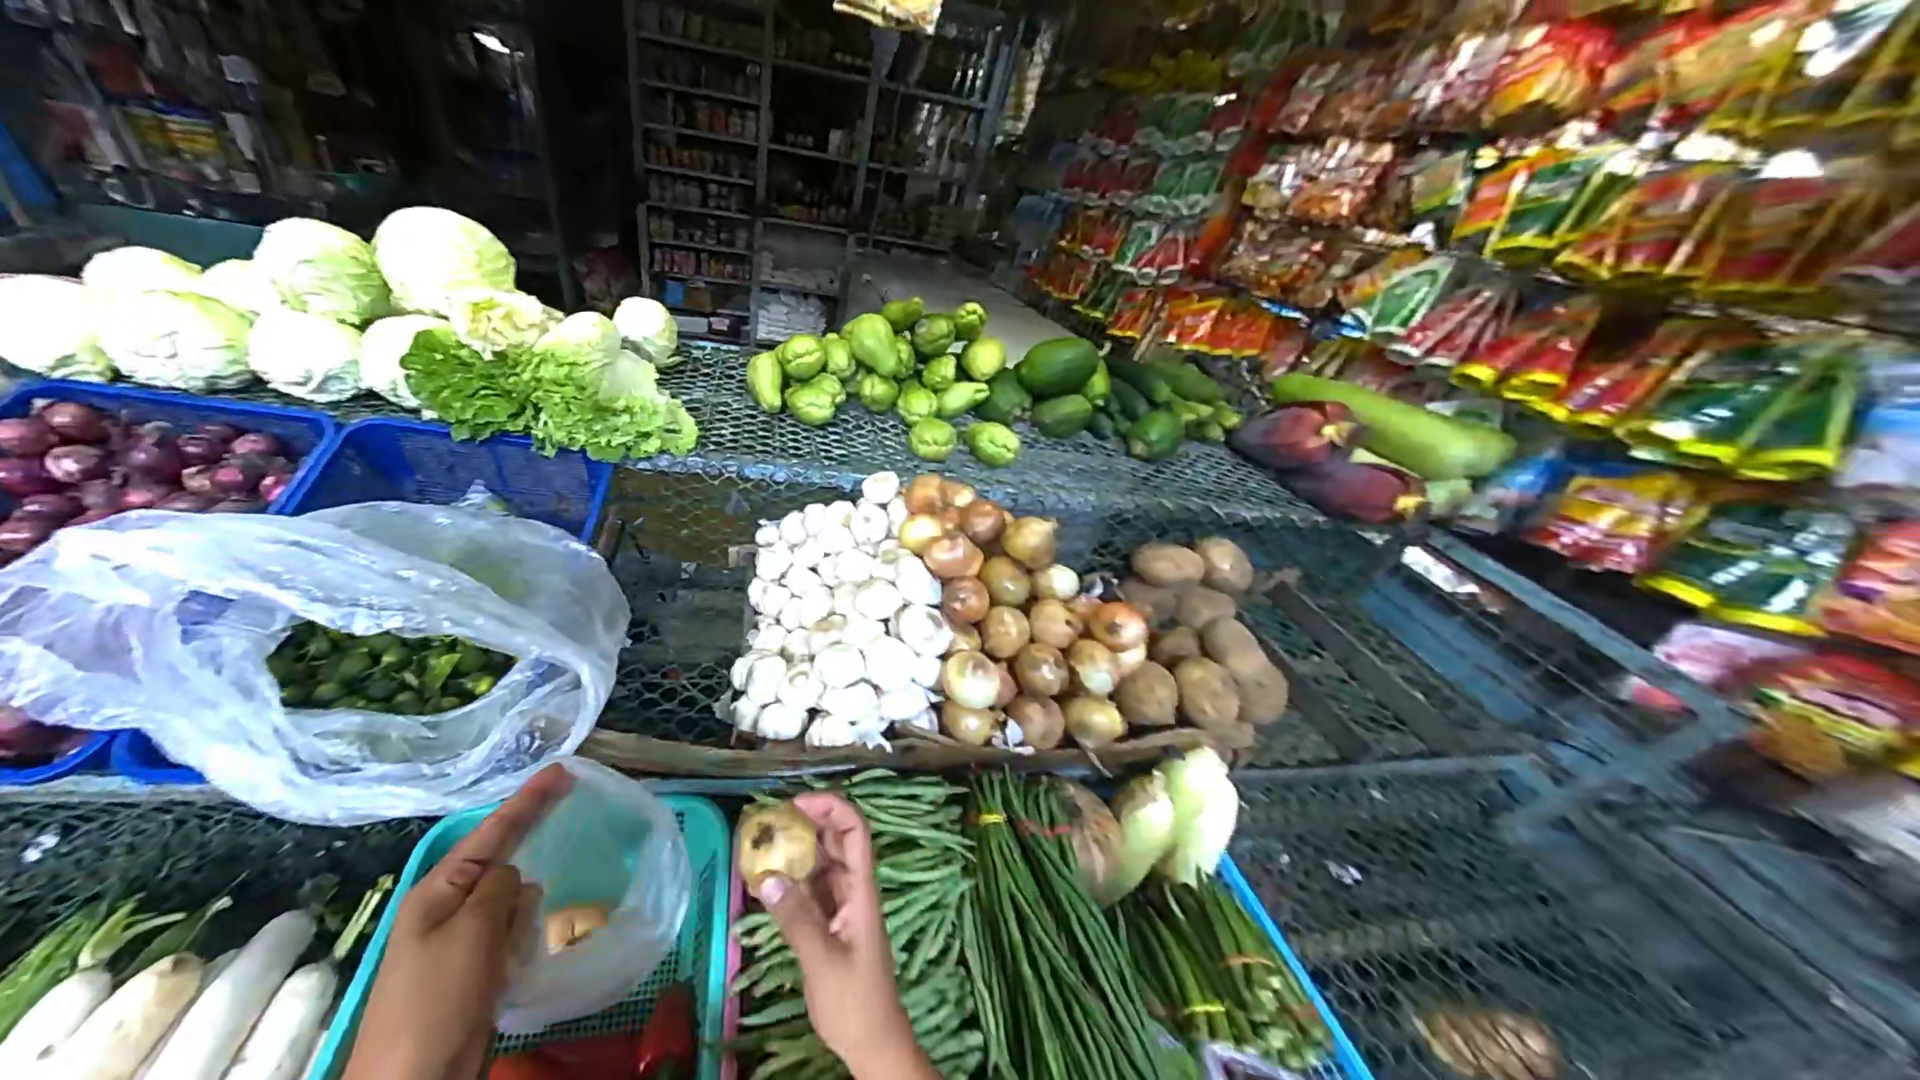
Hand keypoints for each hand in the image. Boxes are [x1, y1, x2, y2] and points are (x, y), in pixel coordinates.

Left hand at [343, 765, 572, 1079]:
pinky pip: (513, 930)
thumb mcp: (471, 933)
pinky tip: (512, 964)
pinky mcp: (477, 964)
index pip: (492, 831)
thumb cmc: (436, 1001)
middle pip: (503, 861)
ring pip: (515, 898)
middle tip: (556, 824)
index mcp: (439, 892)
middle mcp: (449, 907)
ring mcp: (462, 938)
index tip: (563, 771)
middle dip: (526, 858)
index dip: (528, 800)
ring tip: (507, 953)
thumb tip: (515, 875)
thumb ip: (500, 887)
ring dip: (522, 915)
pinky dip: (521, 938)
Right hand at [752, 793, 936, 1079]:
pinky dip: (793, 879)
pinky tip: (768, 879)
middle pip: (838, 841)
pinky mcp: (831, 923)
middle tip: (772, 818)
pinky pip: (812, 889)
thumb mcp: (822, 960)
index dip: (832, 808)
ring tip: (764, 840)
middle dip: (810, 822)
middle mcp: (854, 889)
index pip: (856, 832)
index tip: (797, 803)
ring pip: (823, 863)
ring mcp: (843, 905)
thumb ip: (796, 918)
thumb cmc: (854, 1000)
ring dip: (799, 849)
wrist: (871, 1040)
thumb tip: (767, 876)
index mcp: (862, 889)